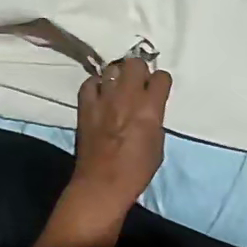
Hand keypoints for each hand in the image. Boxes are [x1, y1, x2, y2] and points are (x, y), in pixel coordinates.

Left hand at [71, 57, 172, 214]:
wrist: (102, 184)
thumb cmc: (137, 170)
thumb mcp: (158, 142)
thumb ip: (155, 117)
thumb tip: (149, 107)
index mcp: (150, 107)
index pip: (161, 76)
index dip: (160, 83)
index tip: (157, 91)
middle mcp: (128, 96)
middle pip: (135, 63)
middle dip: (139, 71)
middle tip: (138, 85)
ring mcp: (104, 98)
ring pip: (112, 68)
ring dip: (118, 76)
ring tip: (118, 88)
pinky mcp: (85, 105)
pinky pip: (90, 82)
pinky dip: (96, 85)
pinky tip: (100, 94)